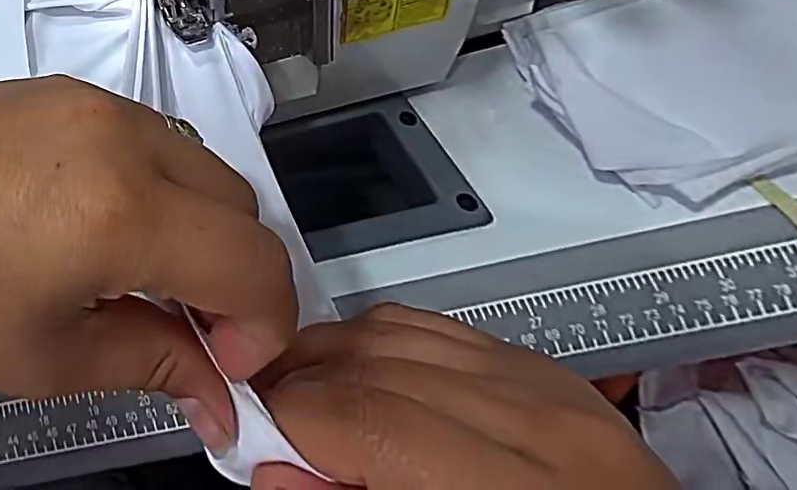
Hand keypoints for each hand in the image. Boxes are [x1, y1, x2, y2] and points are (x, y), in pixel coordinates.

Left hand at [0, 76, 300, 451]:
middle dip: (234, 273)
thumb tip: (216, 396)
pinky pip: (148, 134)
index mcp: (122, 210)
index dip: (266, 326)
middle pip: (240, 204)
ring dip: (197, 223)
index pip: (257, 263)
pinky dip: (156, 181)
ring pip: (199, 163)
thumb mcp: (46, 354)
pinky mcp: (68, 86)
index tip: (225, 359)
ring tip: (137, 268)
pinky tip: (98, 215)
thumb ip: (152, 366)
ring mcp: (95, 99)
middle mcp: (122, 137)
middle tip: (185, 320)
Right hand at [251, 305, 676, 488]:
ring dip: (324, 357)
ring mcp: (541, 383)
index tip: (251, 434)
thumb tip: (277, 472)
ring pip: (387, 331)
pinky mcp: (533, 365)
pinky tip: (351, 368)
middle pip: (372, 366)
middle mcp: (545, 424)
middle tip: (261, 417)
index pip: (372, 419)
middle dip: (297, 386)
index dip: (292, 420)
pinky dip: (369, 339)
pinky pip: (422, 323)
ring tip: (298, 392)